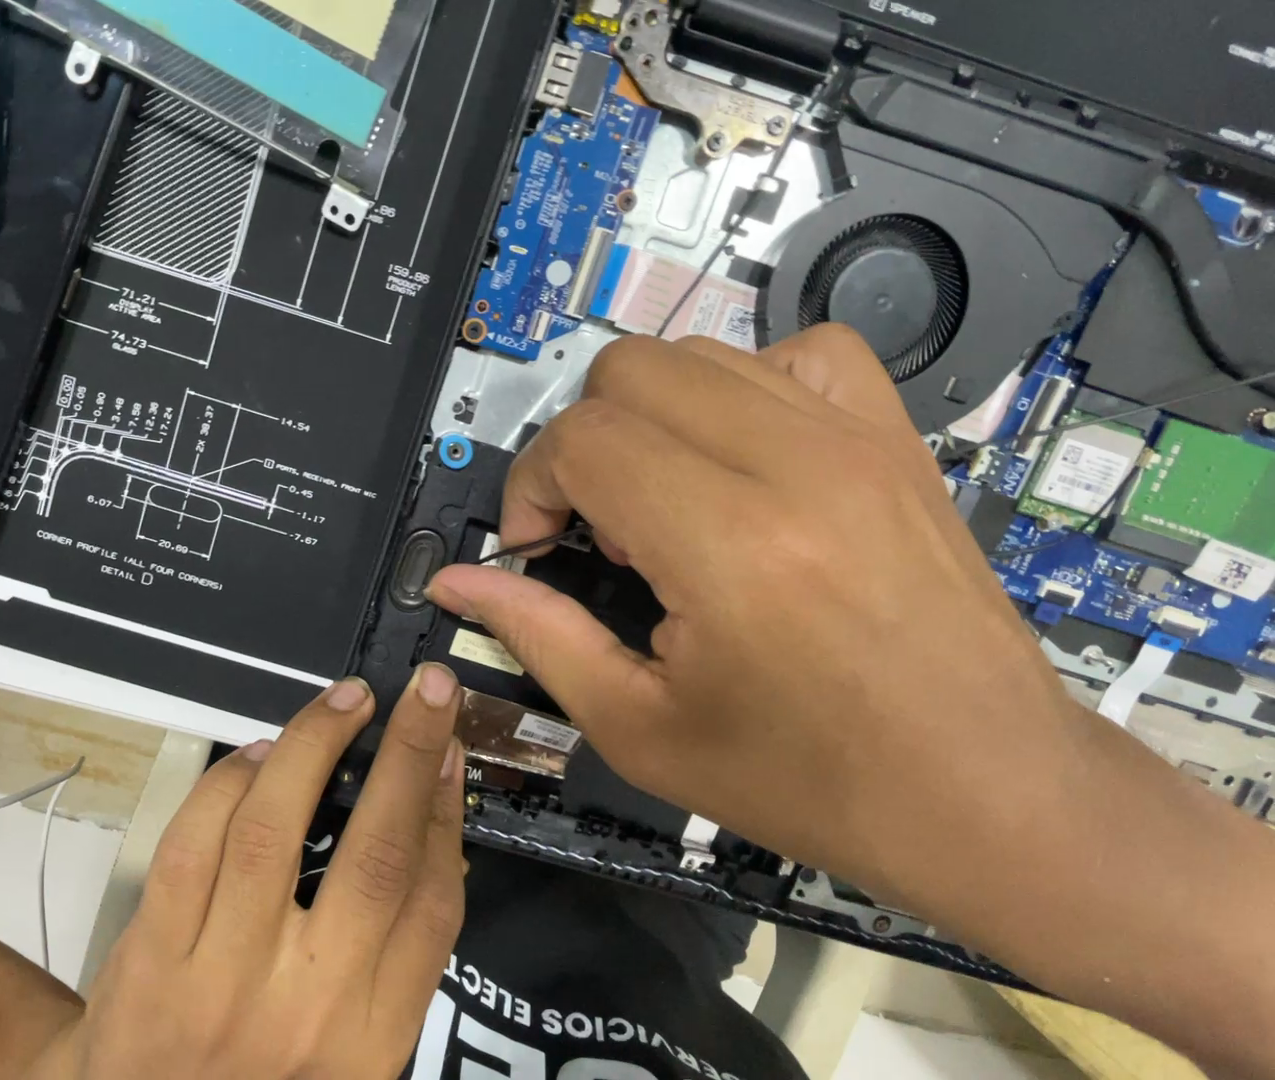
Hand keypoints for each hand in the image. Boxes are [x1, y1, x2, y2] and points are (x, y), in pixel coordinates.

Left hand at [30, 666, 466, 1079]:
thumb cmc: (263, 1077)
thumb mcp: (347, 1044)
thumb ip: (392, 954)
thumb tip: (429, 823)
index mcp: (373, 1037)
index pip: (431, 904)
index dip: (445, 811)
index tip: (449, 746)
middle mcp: (307, 1007)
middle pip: (373, 857)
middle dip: (408, 754)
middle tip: (428, 688)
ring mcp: (221, 979)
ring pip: (270, 831)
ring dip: (312, 744)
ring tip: (343, 701)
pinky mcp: (153, 956)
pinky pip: (192, 843)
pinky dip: (227, 782)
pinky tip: (257, 753)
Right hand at [429, 325, 1074, 896]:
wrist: (986, 794)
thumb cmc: (802, 779)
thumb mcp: (637, 727)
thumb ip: (535, 634)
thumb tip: (456, 581)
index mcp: (729, 547)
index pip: (583, 440)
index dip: (531, 487)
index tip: (539, 550)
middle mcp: (795, 467)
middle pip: (628, 373)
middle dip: (579, 445)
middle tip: (600, 530)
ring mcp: (857, 440)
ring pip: (698, 354)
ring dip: (647, 419)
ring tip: (666, 504)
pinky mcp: (896, 439)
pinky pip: (800, 351)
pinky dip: (744, 386)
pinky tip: (739, 456)